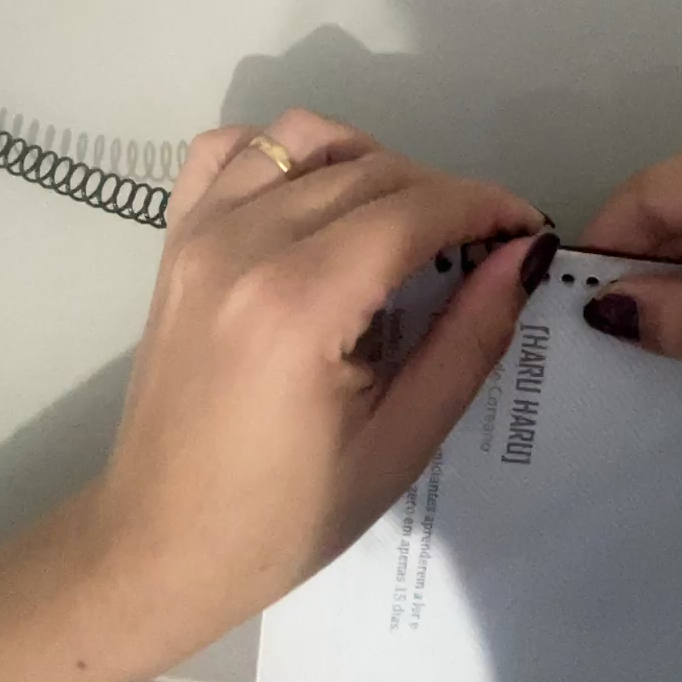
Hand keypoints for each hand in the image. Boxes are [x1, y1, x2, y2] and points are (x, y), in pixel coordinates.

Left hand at [90, 109, 556, 667]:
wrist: (156, 544)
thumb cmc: (284, 516)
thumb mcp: (401, 442)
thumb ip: (470, 337)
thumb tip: (522, 255)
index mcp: (297, 304)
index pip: (412, 211)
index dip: (483, 205)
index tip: (525, 226)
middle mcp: (242, 245)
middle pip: (368, 169)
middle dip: (442, 191)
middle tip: (479, 241)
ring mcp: (199, 232)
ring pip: (302, 137)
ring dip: (369, 159)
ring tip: (401, 216)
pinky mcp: (175, 238)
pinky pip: (230, 151)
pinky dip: (284, 152)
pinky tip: (314, 194)